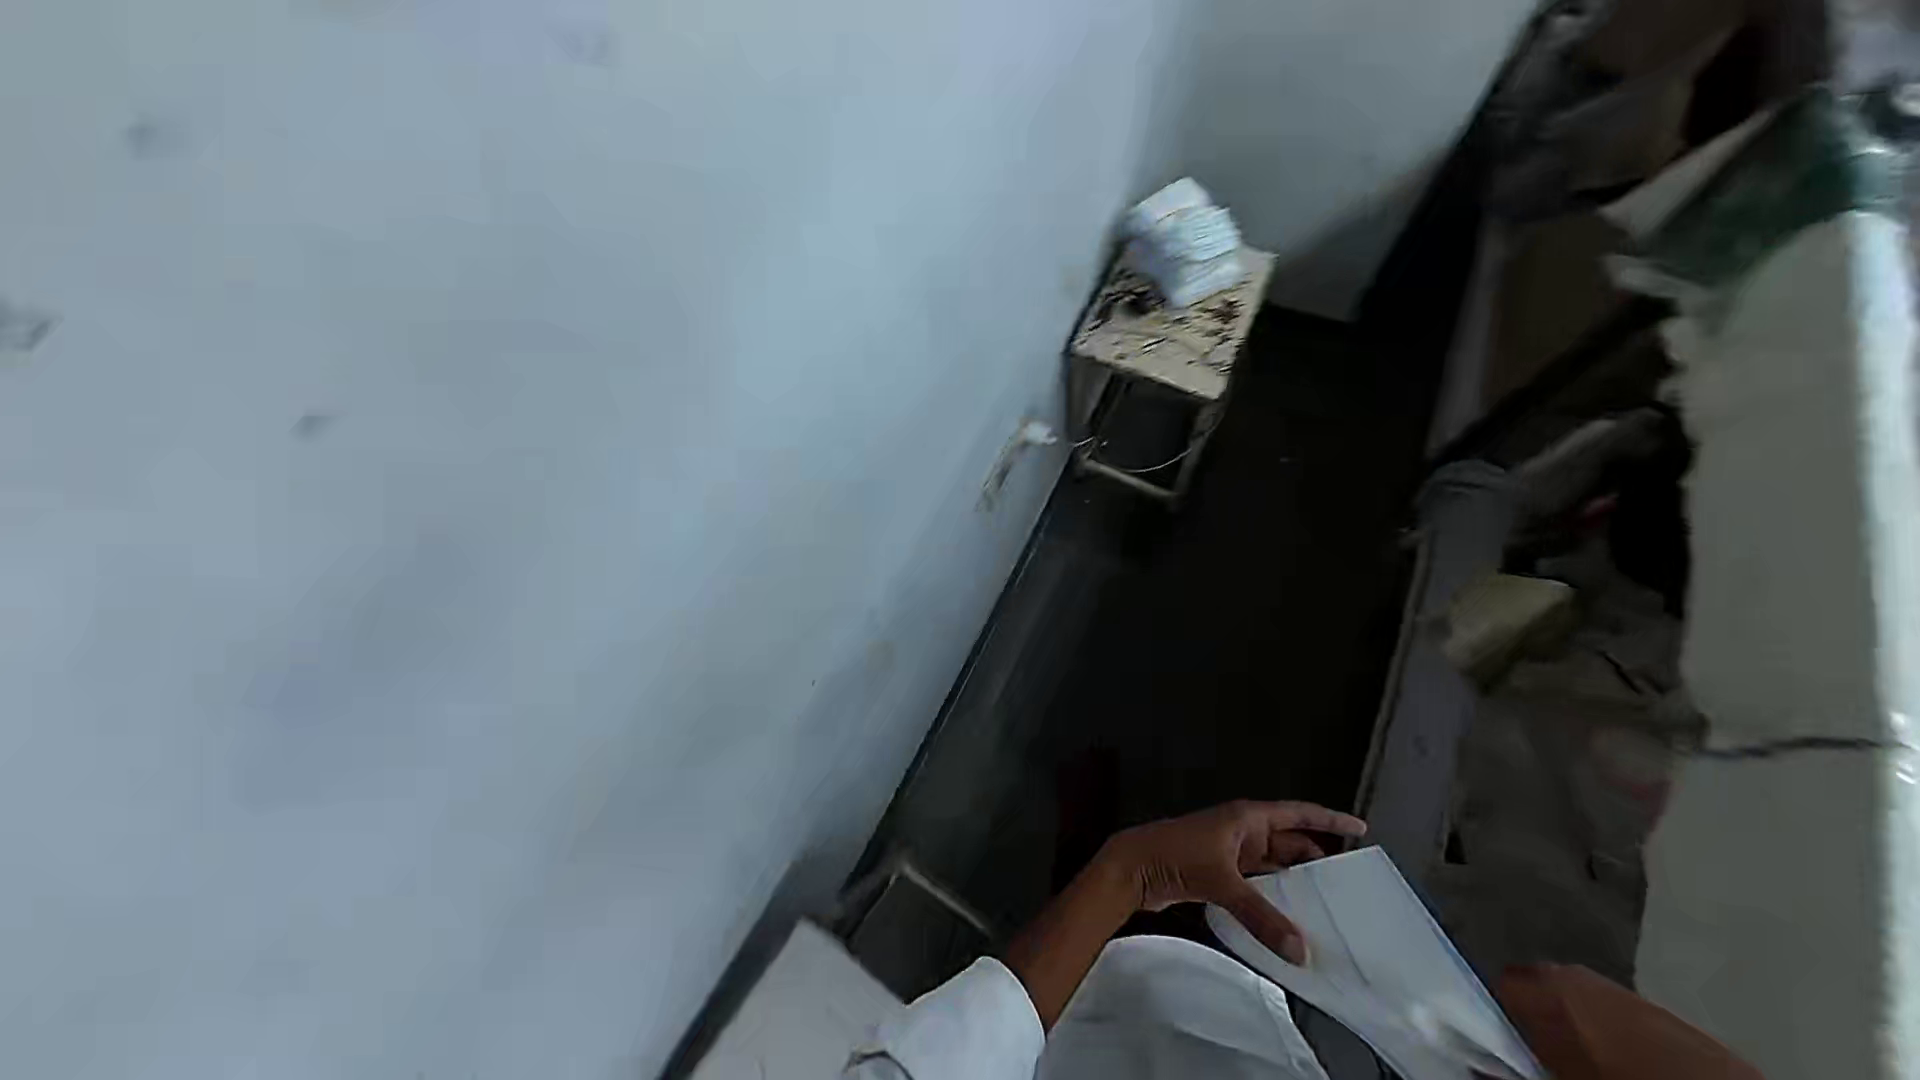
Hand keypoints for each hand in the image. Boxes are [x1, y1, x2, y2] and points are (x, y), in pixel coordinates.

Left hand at [1097, 800, 1366, 965]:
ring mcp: (1230, 853)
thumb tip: (1300, 951)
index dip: (1328, 820)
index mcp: (1245, 818)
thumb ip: (1261, 916)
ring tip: (1330, 906)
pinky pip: (1258, 884)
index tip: (1360, 828)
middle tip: (1352, 884)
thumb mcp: (1222, 881)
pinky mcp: (1220, 874)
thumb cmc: (1177, 855)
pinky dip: (1274, 898)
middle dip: (1317, 859)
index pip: (1296, 814)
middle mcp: (1242, 831)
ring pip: (1274, 865)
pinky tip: (1291, 919)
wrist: (1134, 867)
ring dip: (1295, 882)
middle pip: (1289, 842)